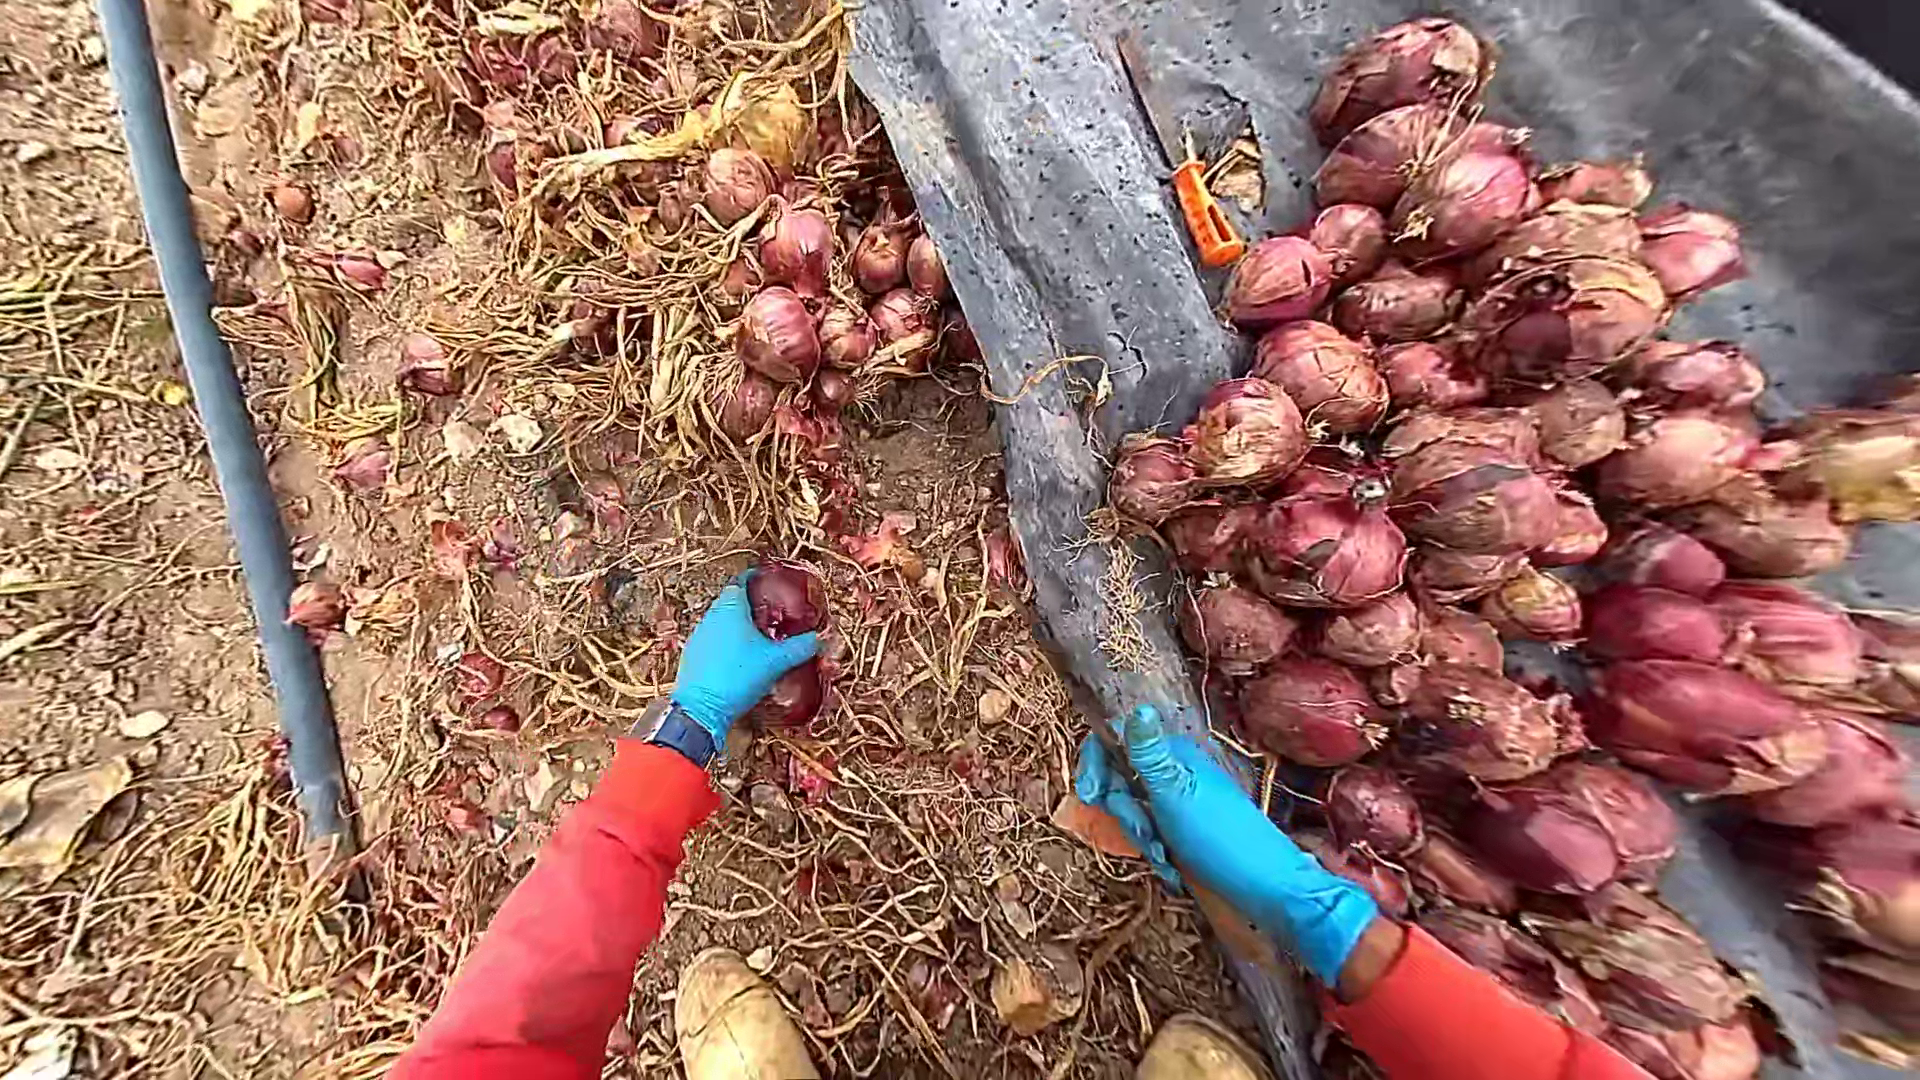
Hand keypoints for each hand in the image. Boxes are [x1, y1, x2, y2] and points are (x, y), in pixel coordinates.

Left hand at [670, 570, 819, 742]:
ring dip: (739, 624)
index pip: (741, 581)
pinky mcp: (693, 656)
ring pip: (722, 621)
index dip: (756, 579)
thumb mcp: (777, 661)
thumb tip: (819, 639)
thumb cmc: (739, 676)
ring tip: (760, 635)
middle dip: (752, 604)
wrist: (701, 711)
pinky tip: (742, 657)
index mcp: (730, 609)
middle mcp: (711, 617)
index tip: (770, 582)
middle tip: (773, 612)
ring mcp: (699, 637)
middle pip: (732, 600)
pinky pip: (714, 640)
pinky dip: (728, 642)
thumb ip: (800, 647)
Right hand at [1073, 705, 1379, 984]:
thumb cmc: (1221, 839)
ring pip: (1134, 810)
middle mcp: (1174, 771)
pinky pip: (1152, 833)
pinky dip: (1157, 852)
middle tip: (1147, 836)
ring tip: (1165, 858)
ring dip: (1142, 837)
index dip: (1095, 767)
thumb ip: (1148, 753)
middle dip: (1126, 813)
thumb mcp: (1174, 794)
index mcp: (1173, 753)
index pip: (1115, 744)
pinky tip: (1173, 869)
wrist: (1273, 894)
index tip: (1089, 797)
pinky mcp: (1185, 829)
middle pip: (1120, 780)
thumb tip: (1138, 707)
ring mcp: (1180, 800)